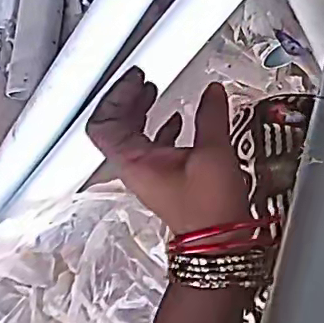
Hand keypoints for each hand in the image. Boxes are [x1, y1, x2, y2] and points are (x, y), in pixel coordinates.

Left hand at [87, 68, 250, 234]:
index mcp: (134, 161)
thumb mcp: (214, 153)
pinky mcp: (165, 179)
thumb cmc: (210, 210)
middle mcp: (135, 168)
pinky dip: (159, 128)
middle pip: (115, 125)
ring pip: (132, 135)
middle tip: (142, 79)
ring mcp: (148, 175)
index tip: (135, 78)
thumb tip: (212, 92)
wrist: (219, 244)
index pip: (104, 121)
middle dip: (127, 98)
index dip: (116, 95)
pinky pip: (151, 147)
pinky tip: (176, 120)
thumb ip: (211, 116)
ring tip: (154, 92)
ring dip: (141, 111)